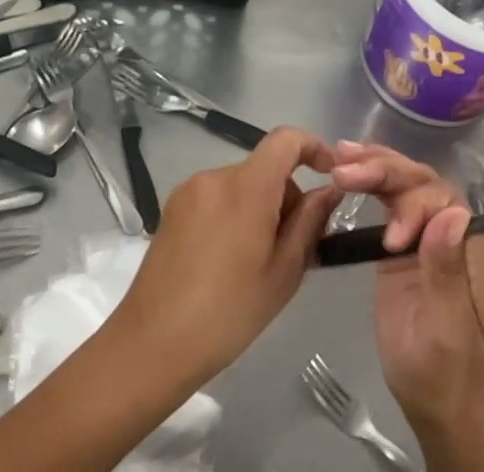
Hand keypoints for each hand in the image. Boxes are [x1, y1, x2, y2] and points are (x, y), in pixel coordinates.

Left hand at [111, 127, 341, 381]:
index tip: (330, 175)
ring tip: (263, 262)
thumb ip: (311, 222)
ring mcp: (188, 193)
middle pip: (264, 168)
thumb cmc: (228, 313)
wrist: (152, 344)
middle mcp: (214, 178)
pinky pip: (217, 199)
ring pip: (241, 185)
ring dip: (262, 209)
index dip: (314, 147)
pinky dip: (236, 216)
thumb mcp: (284, 272)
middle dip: (288, 197)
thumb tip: (330, 189)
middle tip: (297, 247)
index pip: (286, 139)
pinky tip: (232, 262)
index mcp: (246, 187)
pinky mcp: (171, 211)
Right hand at [331, 143, 483, 431]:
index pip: (443, 201)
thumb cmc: (443, 372)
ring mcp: (424, 239)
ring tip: (340, 155)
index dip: (413, 206)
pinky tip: (345, 172)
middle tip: (344, 167)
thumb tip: (452, 213)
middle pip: (422, 183)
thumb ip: (446, 271)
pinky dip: (370, 184)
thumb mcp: (445, 327)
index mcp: (468, 249)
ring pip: (405, 187)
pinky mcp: (400, 248)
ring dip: (376, 166)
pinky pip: (388, 204)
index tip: (390, 241)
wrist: (436, 404)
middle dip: (386, 170)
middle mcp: (449, 234)